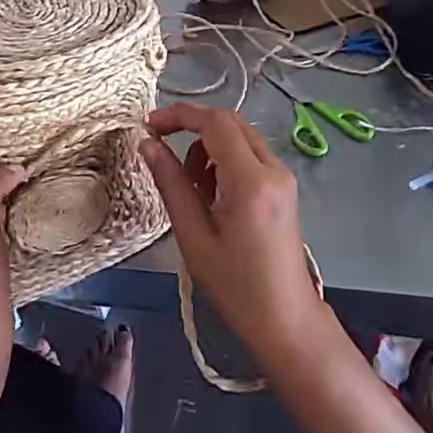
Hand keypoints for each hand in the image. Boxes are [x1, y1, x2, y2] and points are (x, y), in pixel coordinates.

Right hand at [139, 104, 327, 361]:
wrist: (285, 317)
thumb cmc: (235, 286)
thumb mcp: (193, 236)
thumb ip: (171, 183)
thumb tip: (147, 144)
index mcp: (251, 181)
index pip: (217, 123)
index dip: (180, 115)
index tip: (149, 124)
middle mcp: (273, 169)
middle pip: (230, 123)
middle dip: (192, 129)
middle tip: (161, 152)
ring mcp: (283, 176)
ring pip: (239, 137)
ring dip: (208, 148)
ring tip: (191, 190)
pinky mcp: (284, 186)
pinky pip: (249, 156)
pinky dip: (224, 162)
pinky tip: (212, 196)